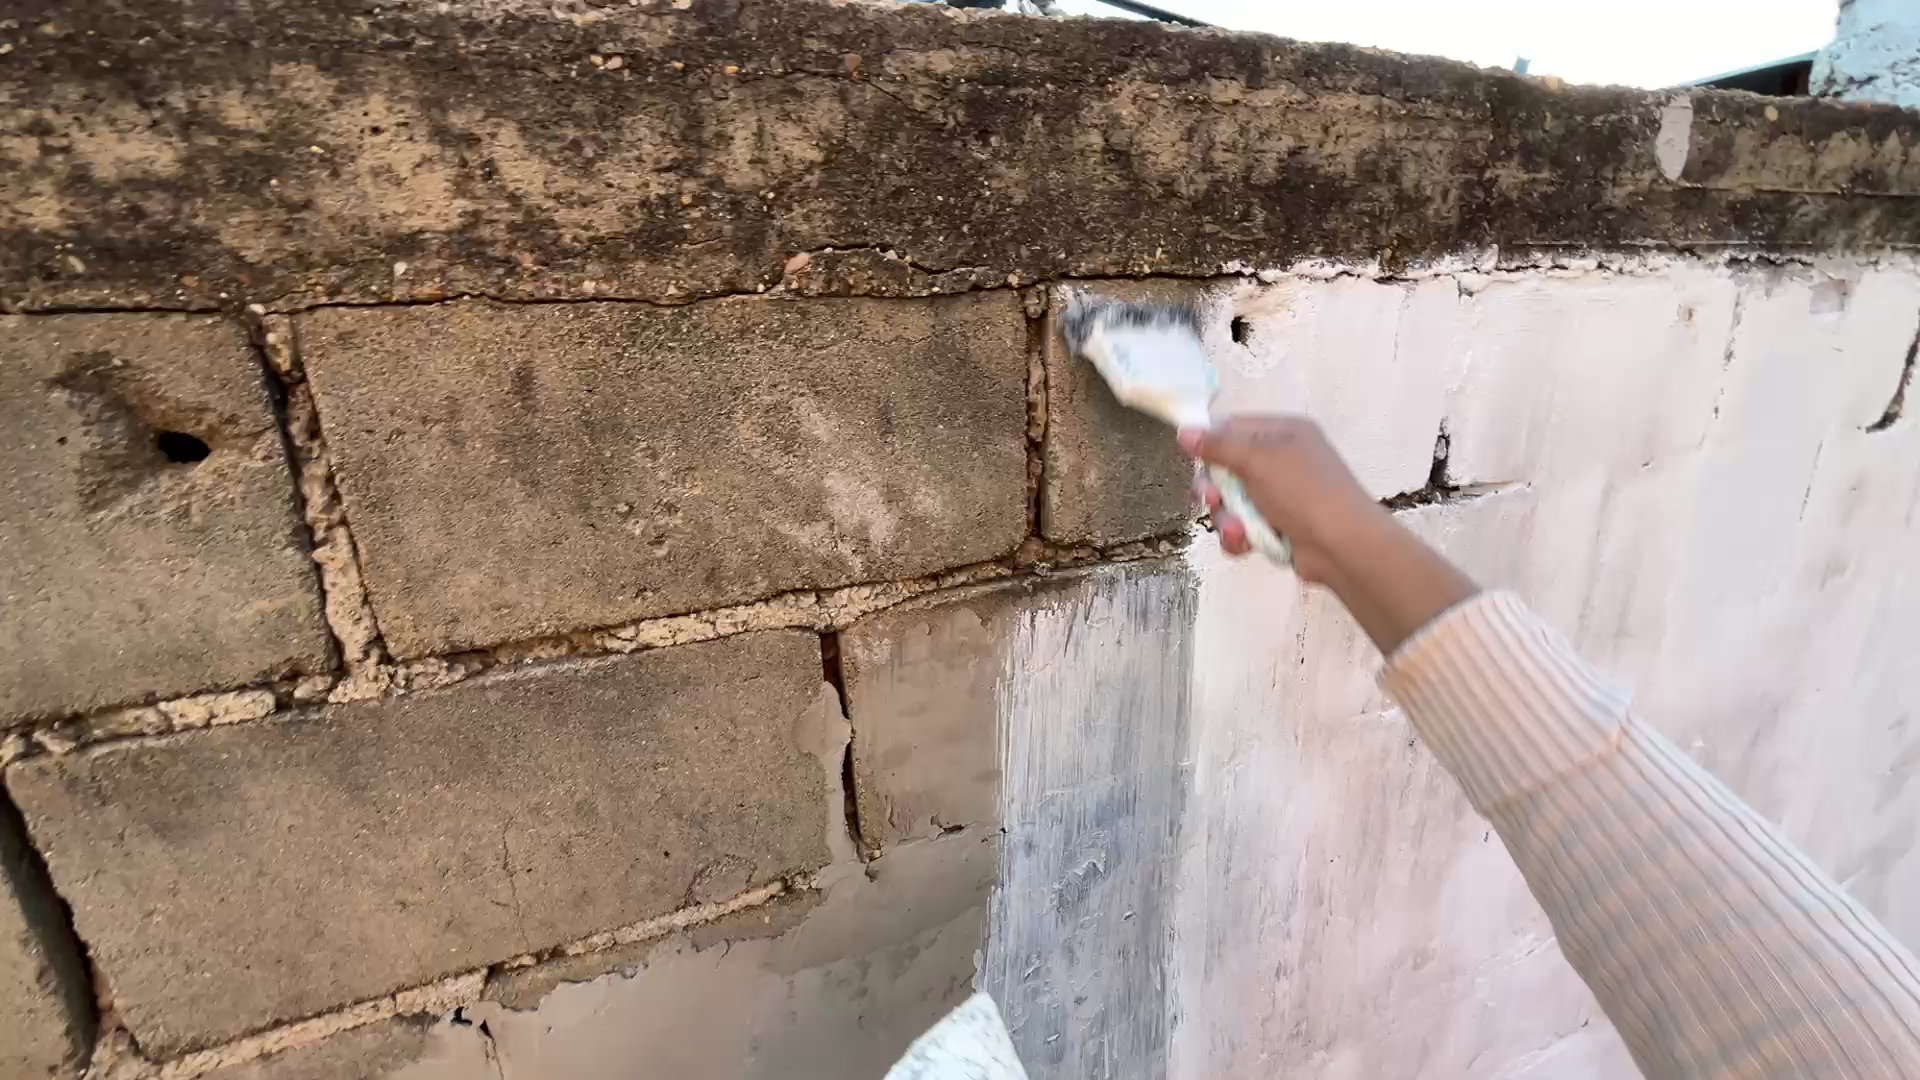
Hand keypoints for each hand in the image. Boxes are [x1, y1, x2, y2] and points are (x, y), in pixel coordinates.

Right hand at [1180, 414, 1478, 652]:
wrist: (1341, 545)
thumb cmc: (1303, 491)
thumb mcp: (1257, 459)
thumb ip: (1218, 446)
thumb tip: (1184, 431)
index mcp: (1283, 432)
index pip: (1232, 428)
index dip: (1210, 444)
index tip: (1195, 460)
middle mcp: (1280, 460)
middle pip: (1225, 468)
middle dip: (1215, 489)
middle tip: (1214, 499)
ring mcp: (1278, 495)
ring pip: (1229, 502)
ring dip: (1226, 518)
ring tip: (1238, 530)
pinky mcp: (1275, 525)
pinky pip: (1240, 526)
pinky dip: (1238, 536)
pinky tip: (1245, 543)